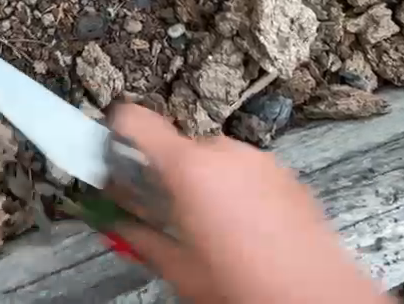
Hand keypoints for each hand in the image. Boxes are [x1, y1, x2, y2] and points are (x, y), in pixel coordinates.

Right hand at [105, 103, 391, 303]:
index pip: (133, 118)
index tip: (114, 159)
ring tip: (220, 231)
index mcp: (187, 167)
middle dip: (169, 176)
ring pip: (214, 160)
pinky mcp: (289, 176)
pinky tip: (253, 234)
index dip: (116, 131)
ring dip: (207, 184)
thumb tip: (114, 224)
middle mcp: (222, 151)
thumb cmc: (248, 289)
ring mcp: (260, 160)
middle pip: (176, 146)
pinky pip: (247, 171)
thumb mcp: (183, 272)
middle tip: (172, 215)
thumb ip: (141, 238)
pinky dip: (240, 191)